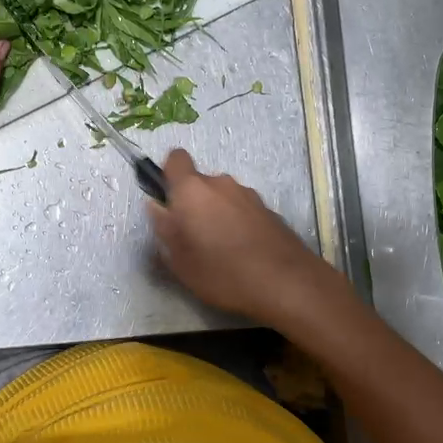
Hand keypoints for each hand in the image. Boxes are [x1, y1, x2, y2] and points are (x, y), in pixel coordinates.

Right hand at [148, 149, 337, 324]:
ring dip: (216, 214)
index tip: (168, 201)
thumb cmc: (222, 272)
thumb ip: (163, 228)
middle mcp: (221, 183)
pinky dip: (237, 223)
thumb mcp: (179, 260)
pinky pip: (242, 209)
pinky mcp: (269, 210)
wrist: (286, 283)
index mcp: (192, 190)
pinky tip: (242, 252)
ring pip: (222, 196)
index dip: (168, 174)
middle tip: (192, 237)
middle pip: (199, 182)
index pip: (175, 158)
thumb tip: (156, 206)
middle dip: (192, 203)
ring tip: (220, 249)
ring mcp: (248, 195)